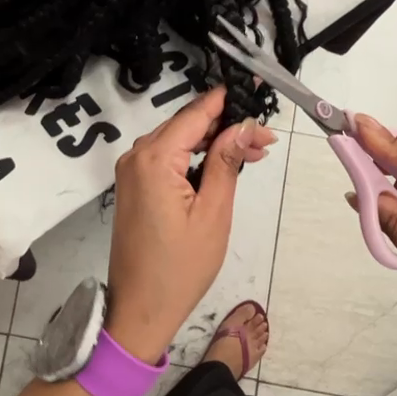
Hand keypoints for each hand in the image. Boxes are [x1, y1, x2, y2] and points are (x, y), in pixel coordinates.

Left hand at [106, 89, 274, 362]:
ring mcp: (131, 171)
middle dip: (226, 126)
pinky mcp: (134, 186)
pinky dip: (195, 158)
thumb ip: (226, 163)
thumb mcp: (213, 213)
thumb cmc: (180, 268)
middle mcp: (136, 157)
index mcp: (154, 159)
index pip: (195, 114)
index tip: (256, 88)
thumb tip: (243, 126)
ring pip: (178, 140)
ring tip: (253, 153)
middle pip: (186, 124)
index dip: (227, 100)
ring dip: (213, 143)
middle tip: (265, 138)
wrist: (141, 307)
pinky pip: (167, 159)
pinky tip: (223, 165)